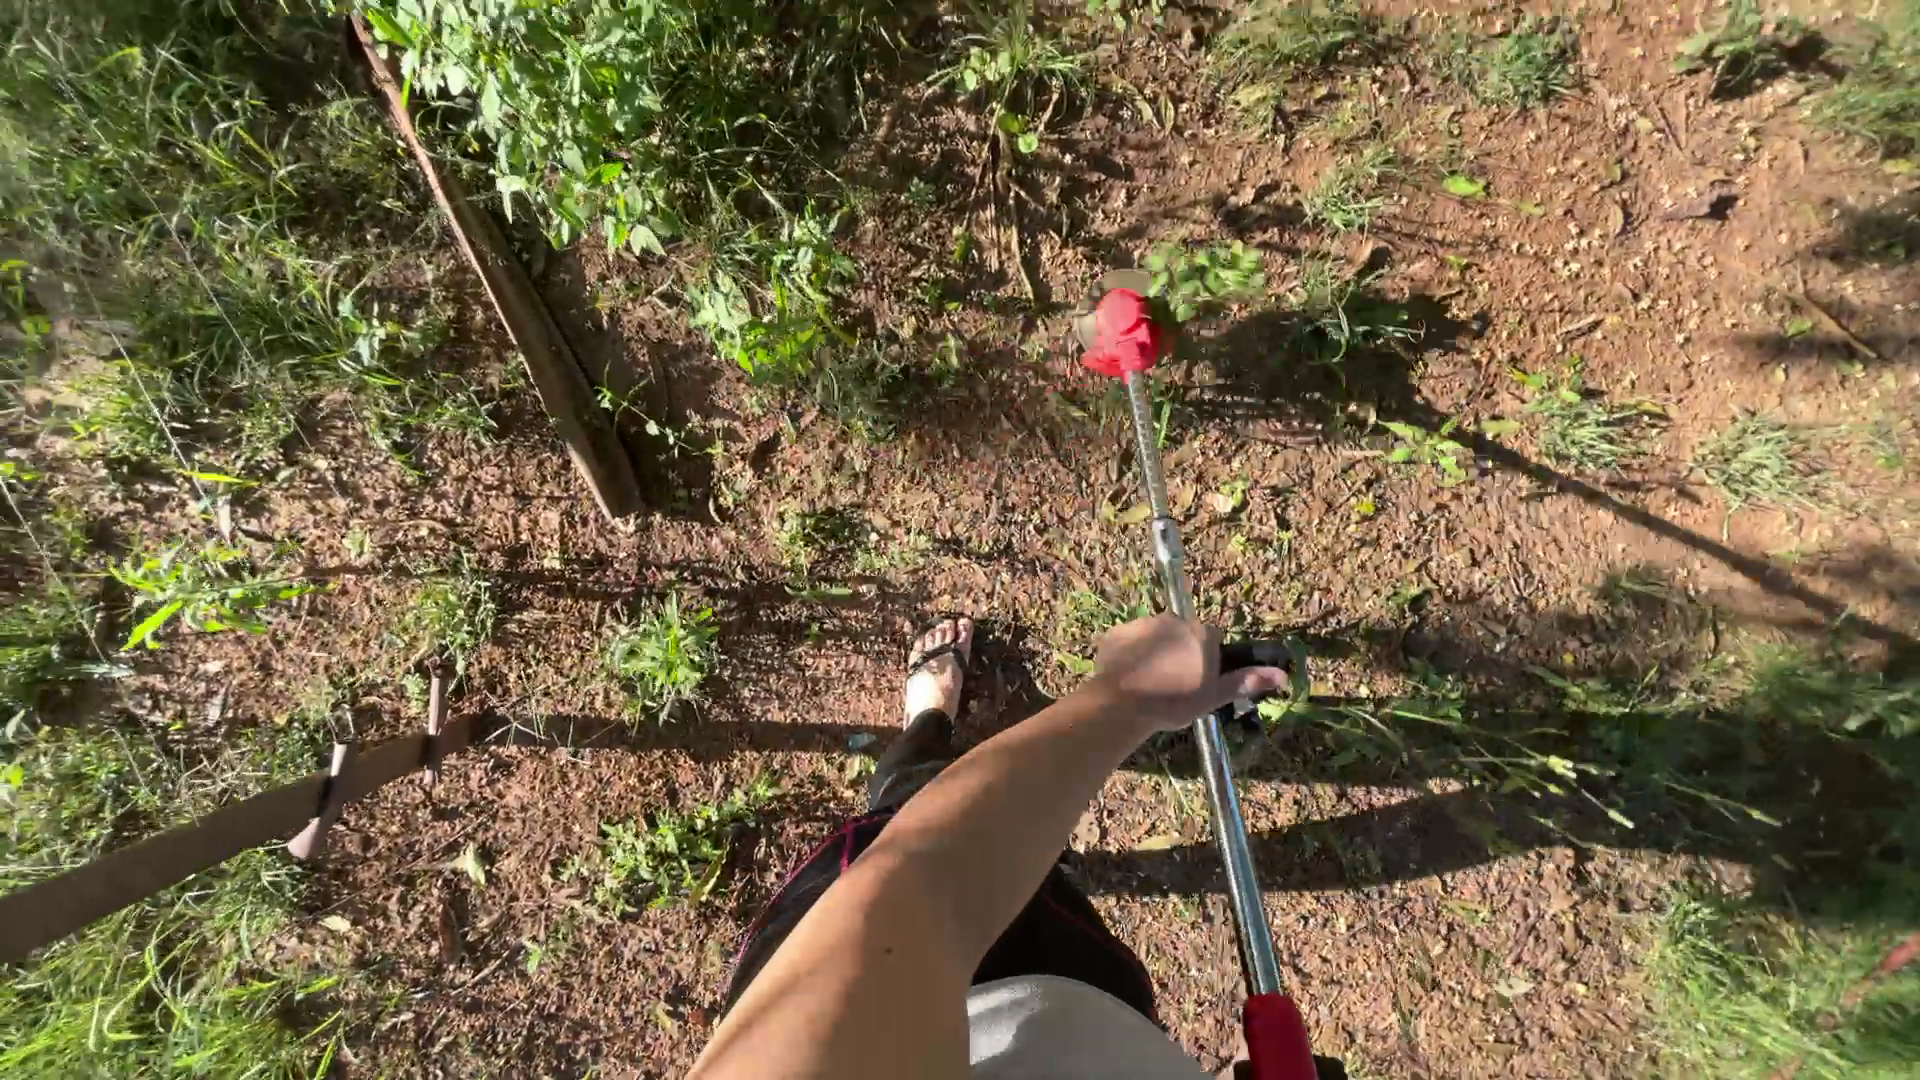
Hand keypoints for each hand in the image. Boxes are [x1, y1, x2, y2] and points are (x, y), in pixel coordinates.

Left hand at [1085, 613, 1290, 732]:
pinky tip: (1128, 676)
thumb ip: (1245, 681)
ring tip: (1148, 681)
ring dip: (1154, 652)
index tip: (1197, 680)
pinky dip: (1129, 654)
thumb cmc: (1173, 702)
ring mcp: (1142, 624)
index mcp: (1200, 633)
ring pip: (1154, 636)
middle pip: (1182, 634)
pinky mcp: (1117, 632)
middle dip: (1180, 652)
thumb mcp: (1213, 696)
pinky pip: (1129, 641)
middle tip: (1172, 682)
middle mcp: (1172, 621)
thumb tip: (1282, 675)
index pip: (1211, 640)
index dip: (1205, 660)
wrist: (1122, 704)